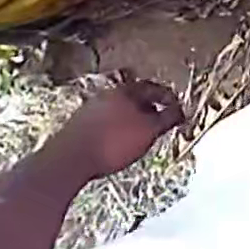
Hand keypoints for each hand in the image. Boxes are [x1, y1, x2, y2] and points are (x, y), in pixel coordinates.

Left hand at [50, 80, 183, 175]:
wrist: (69, 160)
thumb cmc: (113, 142)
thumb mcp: (149, 131)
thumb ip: (167, 118)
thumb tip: (180, 111)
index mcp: (125, 91)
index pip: (154, 88)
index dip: (169, 99)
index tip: (177, 111)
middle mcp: (106, 95)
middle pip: (135, 98)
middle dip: (150, 109)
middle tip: (160, 123)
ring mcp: (90, 110)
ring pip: (119, 111)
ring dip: (132, 120)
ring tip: (140, 136)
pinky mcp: (78, 126)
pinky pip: (105, 123)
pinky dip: (116, 129)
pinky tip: (118, 144)